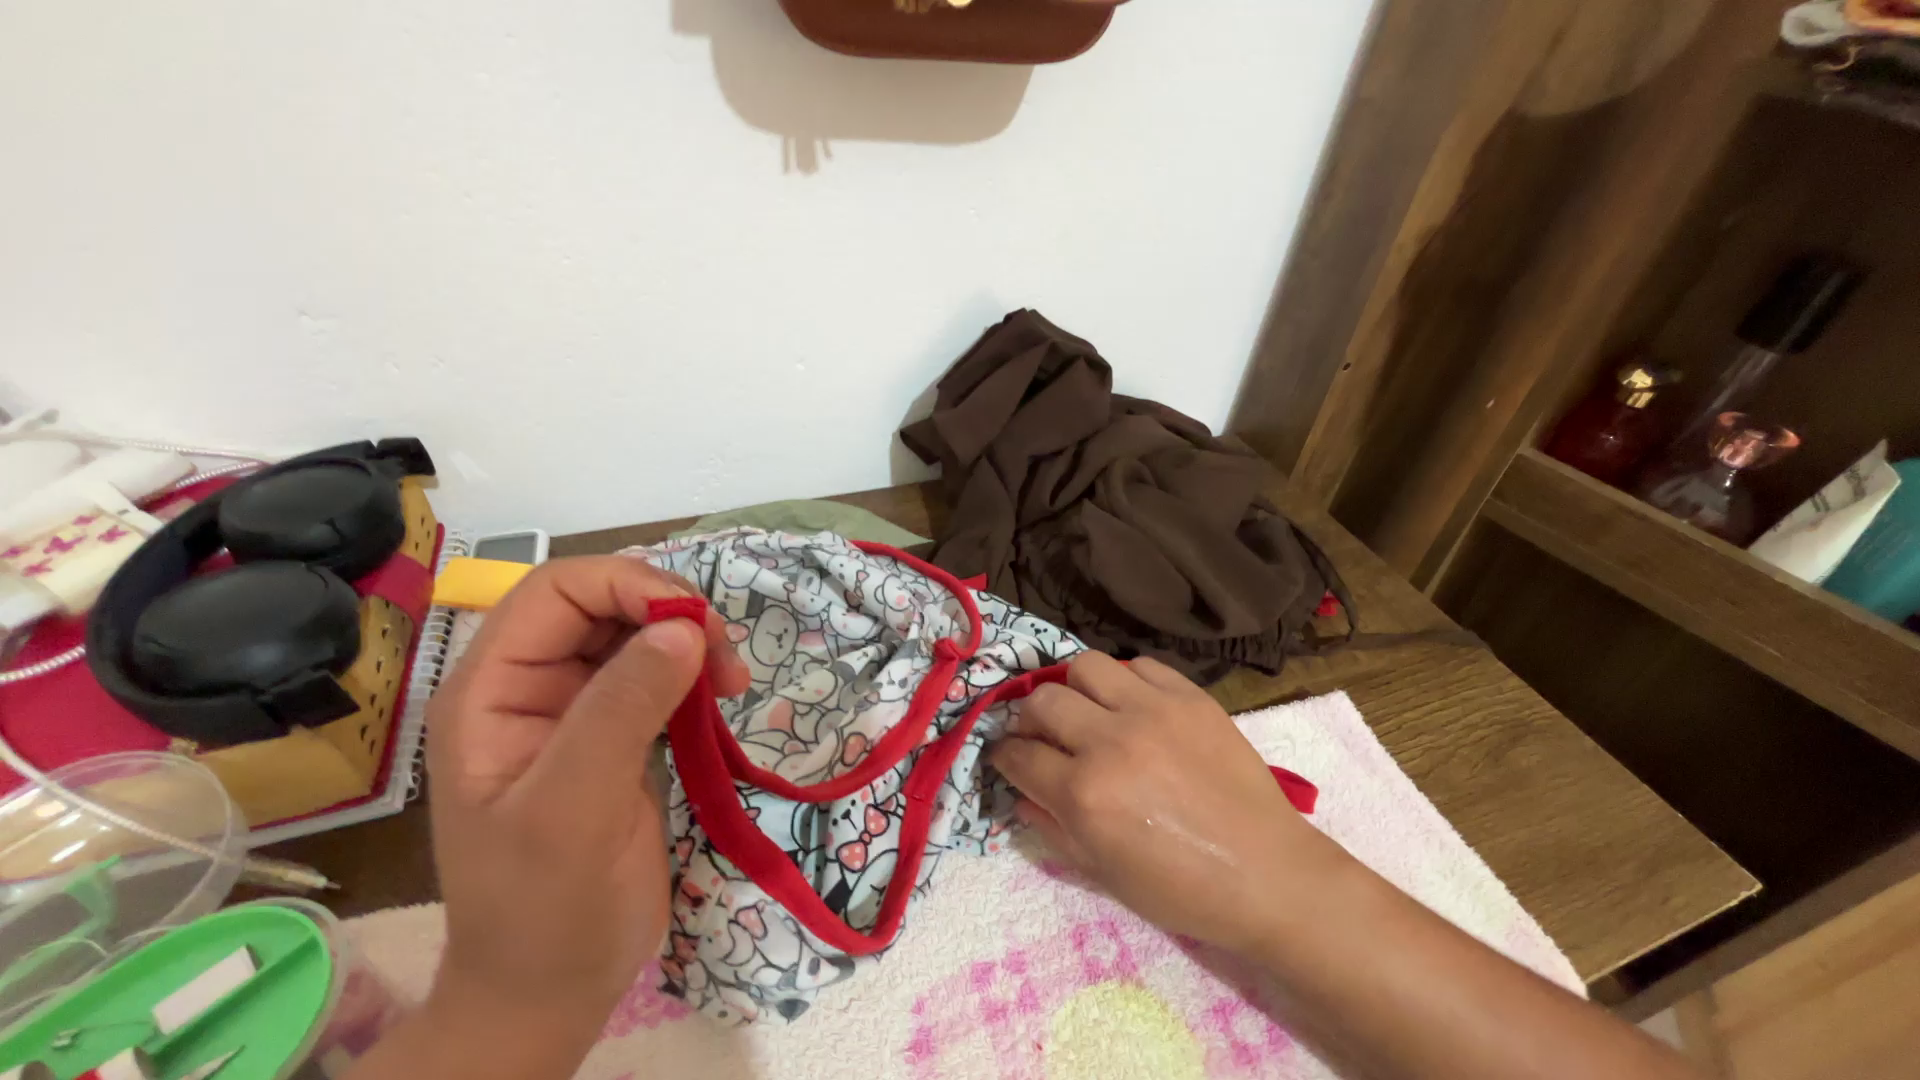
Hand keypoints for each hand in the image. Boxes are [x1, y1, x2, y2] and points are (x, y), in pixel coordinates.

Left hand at [422, 556, 746, 1072]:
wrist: (550, 990)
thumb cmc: (545, 907)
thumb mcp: (575, 809)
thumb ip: (622, 710)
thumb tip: (684, 627)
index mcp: (490, 690)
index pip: (556, 591)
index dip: (627, 585)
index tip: (696, 623)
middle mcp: (527, 687)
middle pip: (601, 605)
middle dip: (668, 614)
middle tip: (726, 658)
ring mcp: (571, 711)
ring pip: (635, 636)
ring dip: (689, 643)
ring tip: (732, 681)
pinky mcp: (613, 736)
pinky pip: (655, 678)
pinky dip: (693, 676)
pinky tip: (720, 700)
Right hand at [989, 653, 1345, 951]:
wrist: (1268, 874)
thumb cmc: (1181, 889)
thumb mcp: (1102, 873)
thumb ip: (1050, 828)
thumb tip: (1021, 792)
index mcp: (1085, 794)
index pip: (1018, 754)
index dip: (1003, 756)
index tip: (1008, 757)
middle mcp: (1111, 742)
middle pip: (1042, 701)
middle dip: (1030, 720)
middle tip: (1044, 737)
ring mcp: (1154, 712)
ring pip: (1086, 666)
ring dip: (1074, 689)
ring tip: (1088, 713)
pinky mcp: (1191, 697)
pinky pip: (1140, 665)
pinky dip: (1126, 682)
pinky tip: (1134, 708)